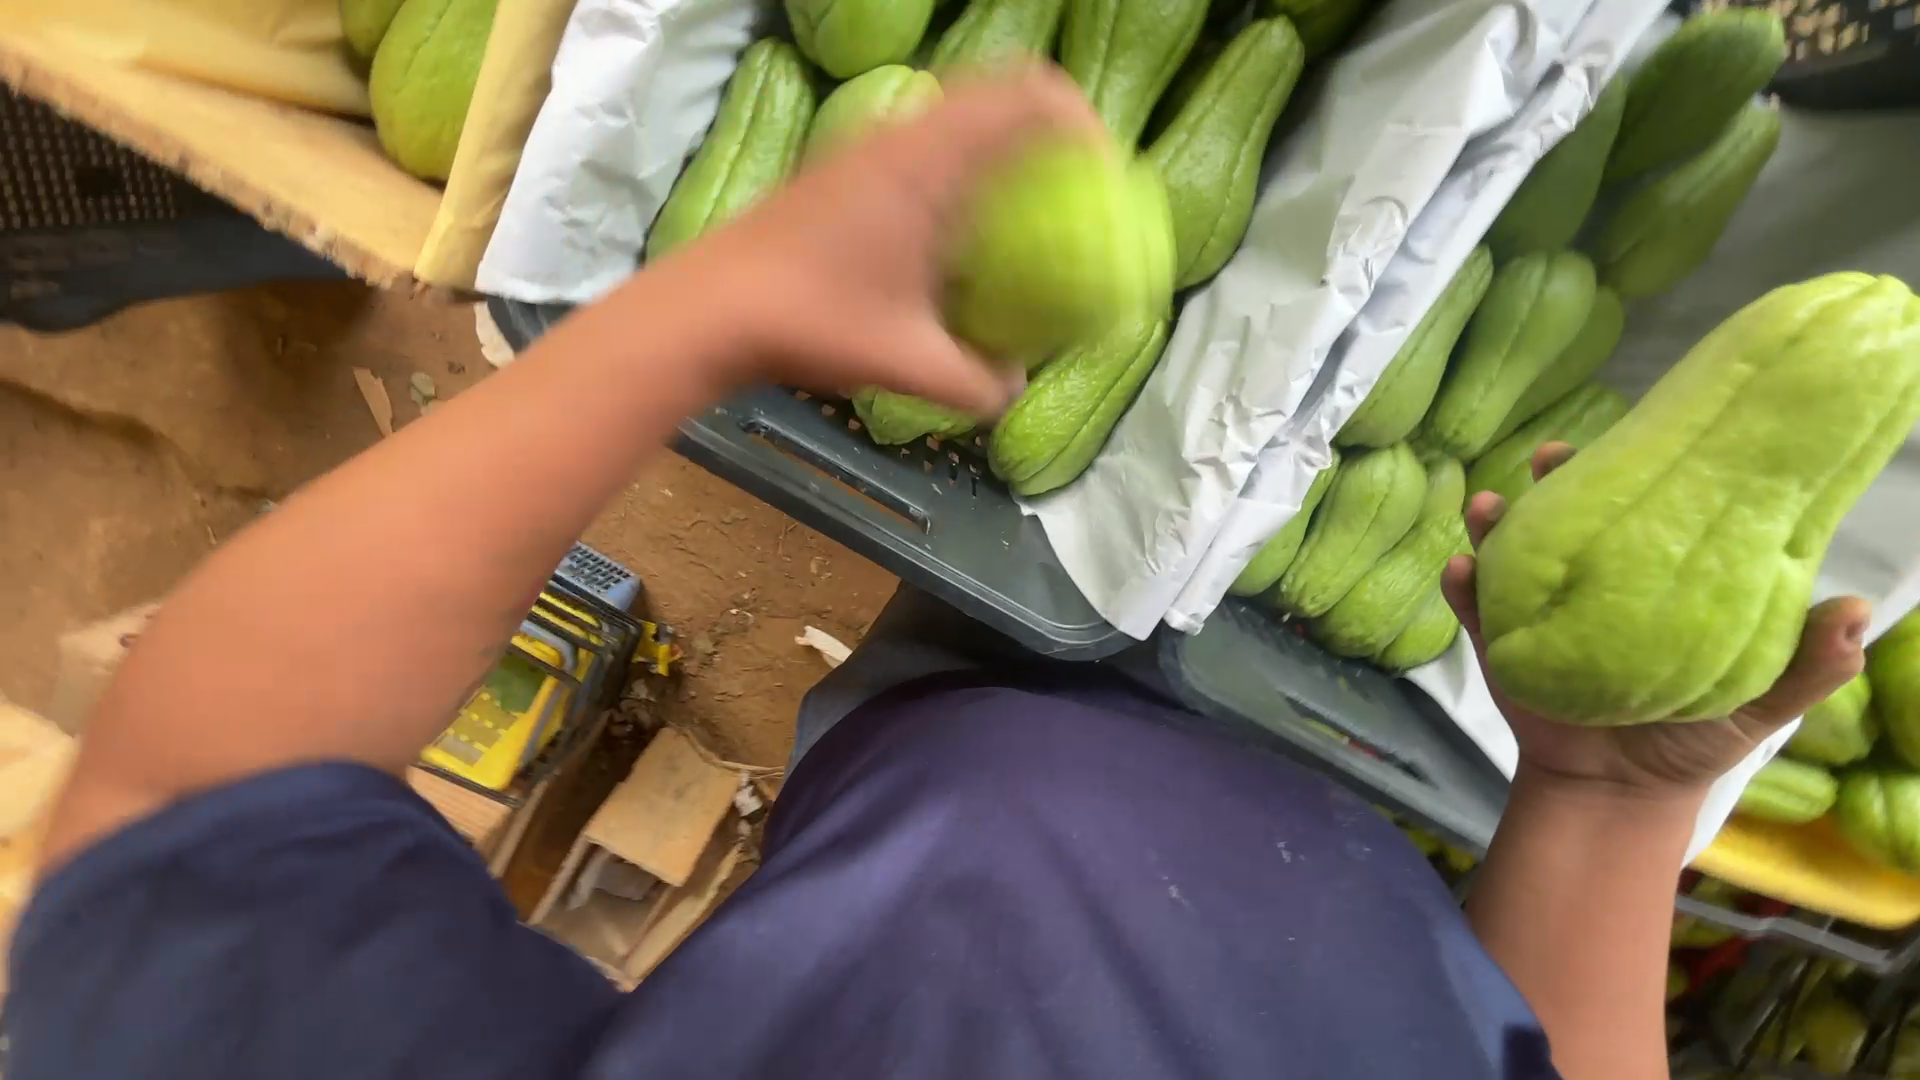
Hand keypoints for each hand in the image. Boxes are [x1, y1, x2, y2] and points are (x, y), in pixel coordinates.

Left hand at [656, 67, 1102, 414]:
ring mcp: (866, 143)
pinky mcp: (843, 164)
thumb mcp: (909, 364)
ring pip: (957, 113)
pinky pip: (925, 140)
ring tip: (1021, 206)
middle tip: (1074, 187)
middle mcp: (900, 134)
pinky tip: (954, 227)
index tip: (1106, 172)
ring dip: (1000, 143)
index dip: (1082, 120)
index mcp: (929, 163)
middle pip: (999, 91)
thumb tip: (1013, 388)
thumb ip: (976, 382)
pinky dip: (960, 163)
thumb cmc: (811, 325)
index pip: (1030, 96)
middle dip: (1048, 128)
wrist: (711, 308)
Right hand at [1441, 442, 1870, 799]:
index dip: (1630, 476)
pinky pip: (1472, 608)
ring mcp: (1535, 611)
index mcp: (1645, 586)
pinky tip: (1460, 569)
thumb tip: (1850, 605)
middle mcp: (1585, 586)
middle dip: (1551, 483)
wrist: (1620, 787)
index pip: (1635, 518)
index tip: (1635, 441)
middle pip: (1563, 521)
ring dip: (1492, 526)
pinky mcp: (1497, 642)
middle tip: (1549, 458)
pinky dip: (1461, 586)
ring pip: (1506, 554)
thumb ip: (1805, 666)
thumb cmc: (1693, 738)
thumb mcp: (1760, 703)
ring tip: (1487, 507)